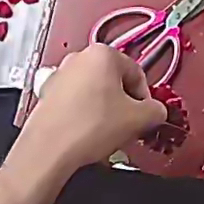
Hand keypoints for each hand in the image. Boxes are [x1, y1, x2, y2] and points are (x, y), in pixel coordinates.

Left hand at [18, 45, 167, 173]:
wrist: (49, 150)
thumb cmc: (92, 126)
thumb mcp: (139, 119)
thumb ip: (156, 110)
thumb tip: (156, 111)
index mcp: (103, 53)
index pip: (137, 73)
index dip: (145, 98)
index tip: (144, 116)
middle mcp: (79, 57)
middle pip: (115, 81)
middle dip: (124, 103)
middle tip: (128, 125)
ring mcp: (59, 74)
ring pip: (95, 91)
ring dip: (106, 110)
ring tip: (107, 133)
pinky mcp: (47, 93)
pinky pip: (76, 101)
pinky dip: (85, 114)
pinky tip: (88, 134)